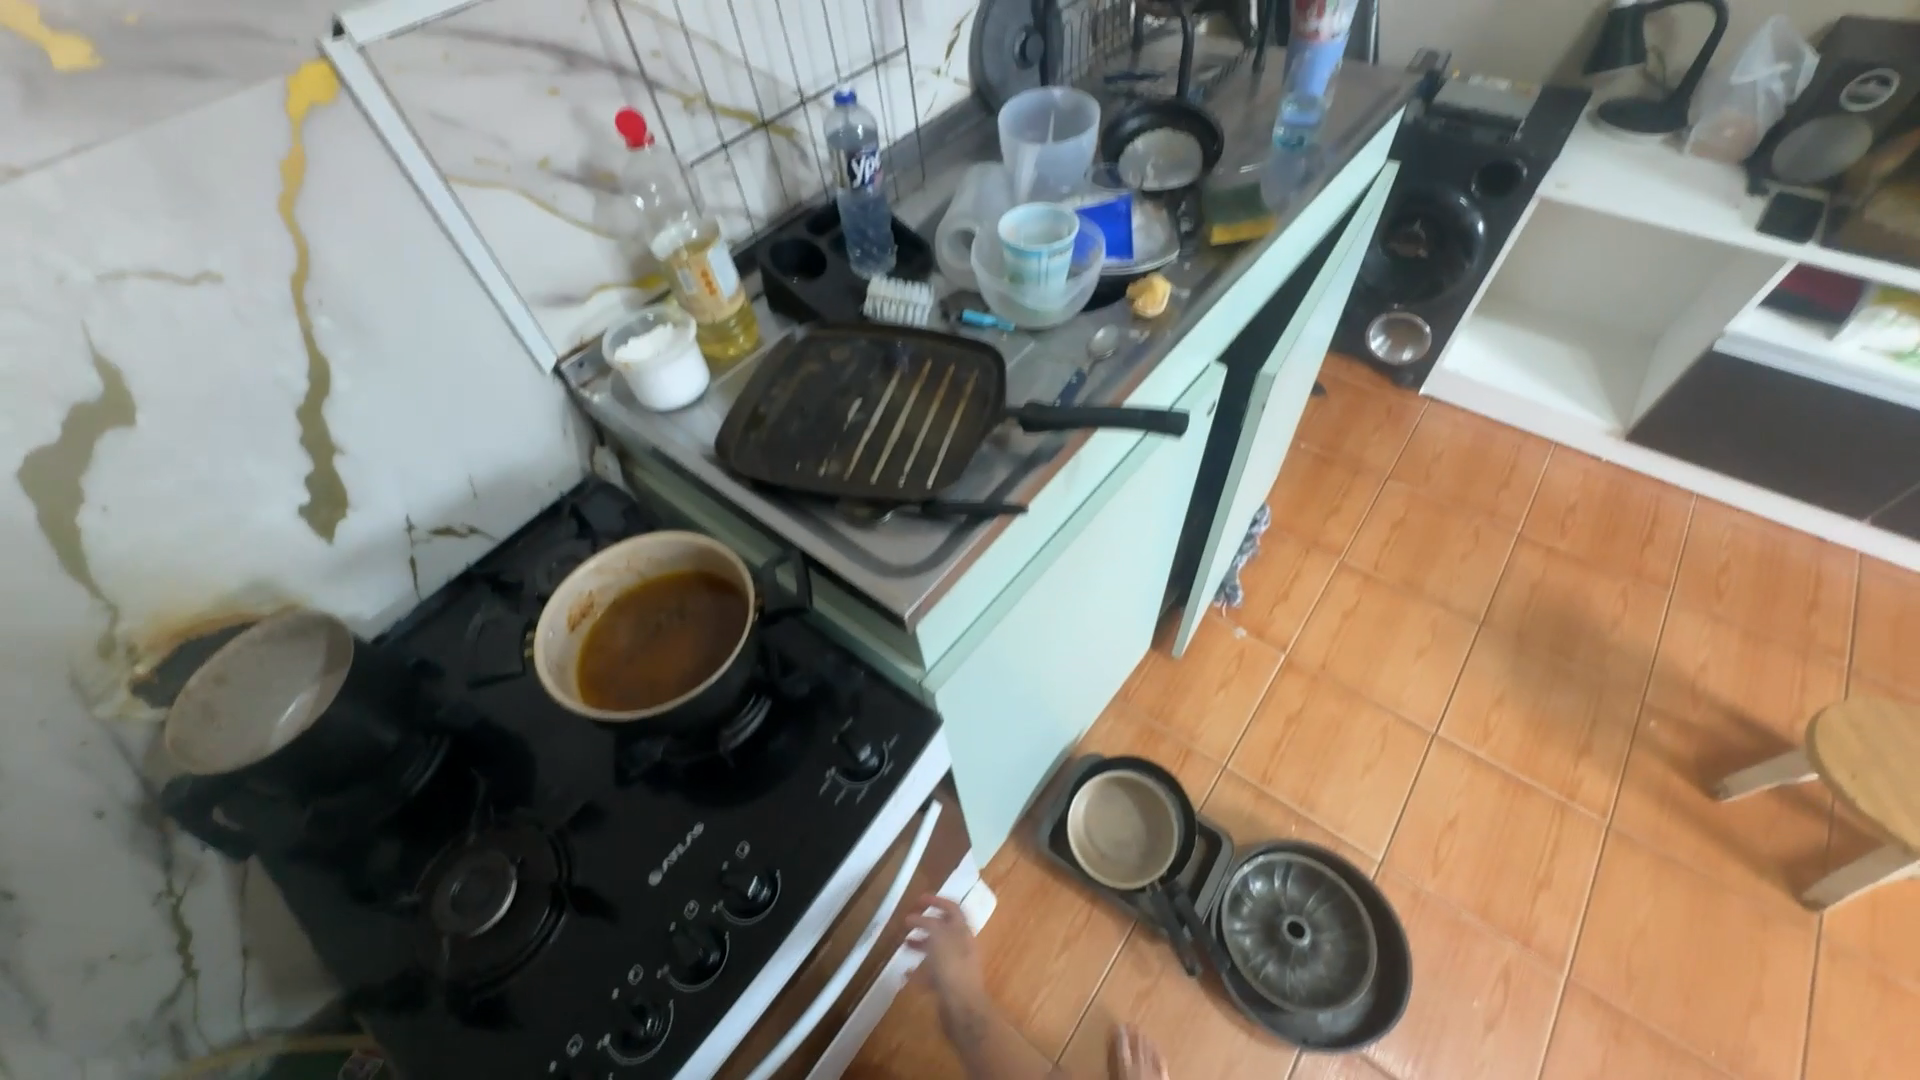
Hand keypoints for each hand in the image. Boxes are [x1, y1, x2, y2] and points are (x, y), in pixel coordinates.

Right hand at [904, 894, 986, 1011]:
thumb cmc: (952, 969)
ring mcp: (956, 967)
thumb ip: (928, 924)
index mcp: (962, 932)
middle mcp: (962, 947)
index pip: (952, 908)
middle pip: (944, 929)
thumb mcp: (939, 938)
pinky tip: (905, 974)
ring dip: (921, 945)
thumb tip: (914, 917)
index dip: (936, 901)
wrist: (963, 1010)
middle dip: (926, 924)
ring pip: (937, 951)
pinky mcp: (949, 986)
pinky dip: (919, 972)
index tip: (918, 899)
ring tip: (904, 945)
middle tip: (907, 922)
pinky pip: (932, 974)